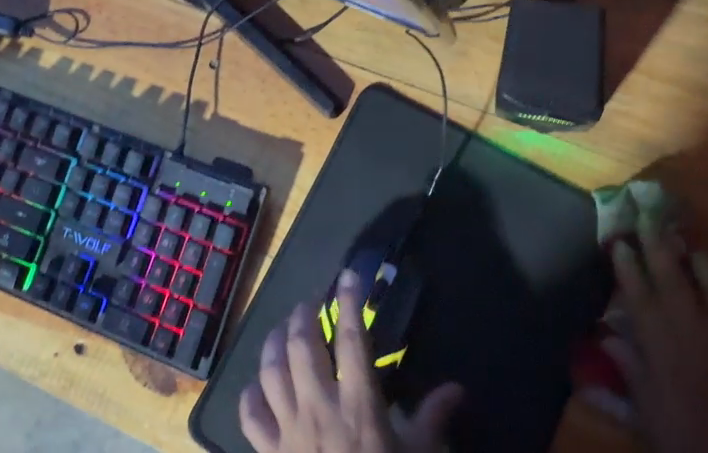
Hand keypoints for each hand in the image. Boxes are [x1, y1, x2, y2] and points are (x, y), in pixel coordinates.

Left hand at [239, 269, 463, 452]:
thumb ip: (433, 419)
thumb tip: (458, 389)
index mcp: (358, 404)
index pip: (350, 339)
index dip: (349, 302)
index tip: (348, 276)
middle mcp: (318, 408)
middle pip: (302, 346)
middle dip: (303, 316)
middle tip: (310, 303)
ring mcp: (289, 431)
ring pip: (271, 372)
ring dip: (274, 343)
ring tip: (282, 328)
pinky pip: (250, 419)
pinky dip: (249, 396)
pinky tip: (256, 385)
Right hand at [606, 224, 707, 452]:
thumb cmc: (682, 436)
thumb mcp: (647, 410)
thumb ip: (631, 370)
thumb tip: (607, 337)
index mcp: (660, 347)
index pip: (639, 297)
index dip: (627, 267)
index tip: (618, 242)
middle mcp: (690, 331)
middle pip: (671, 279)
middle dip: (657, 247)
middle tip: (647, 217)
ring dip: (694, 258)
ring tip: (684, 239)